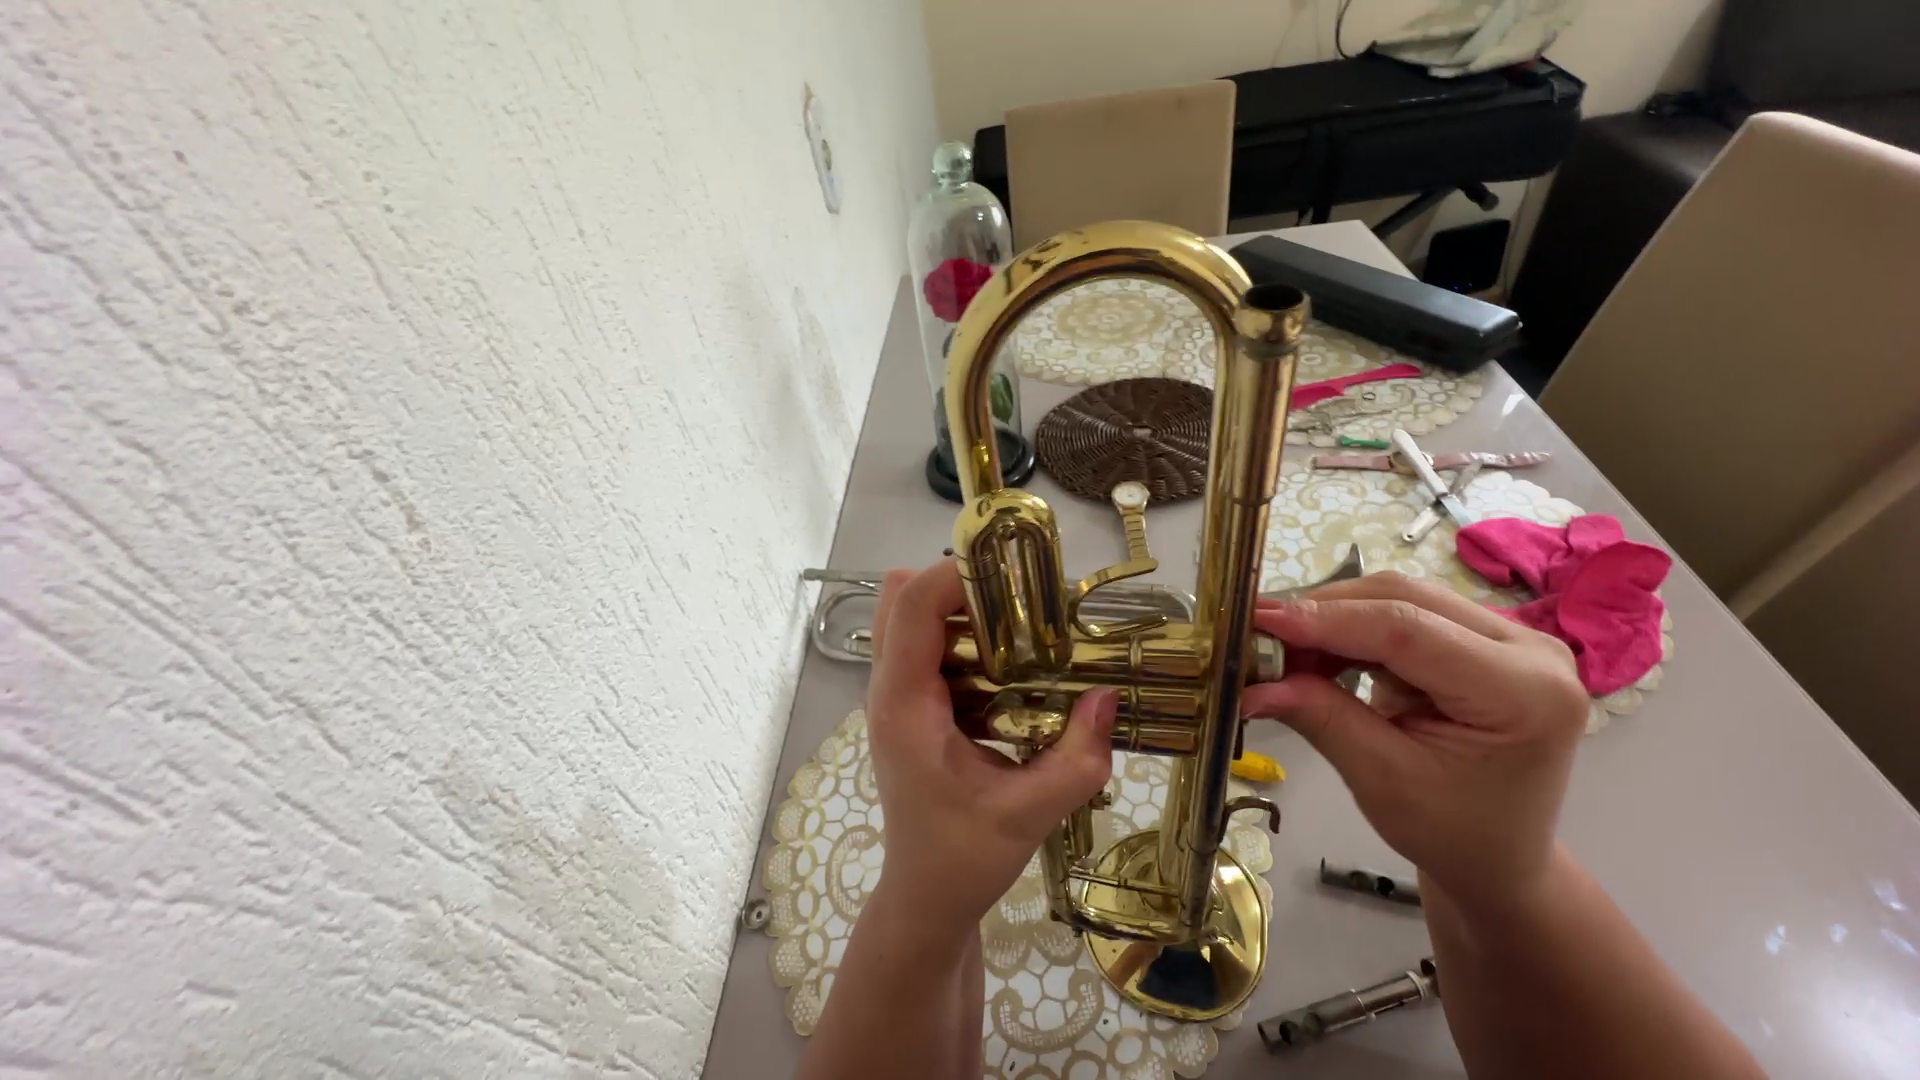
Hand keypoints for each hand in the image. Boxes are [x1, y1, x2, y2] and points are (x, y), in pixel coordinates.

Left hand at [865, 561, 1117, 931]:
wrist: (925, 898)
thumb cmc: (964, 861)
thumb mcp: (1028, 816)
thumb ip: (1076, 762)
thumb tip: (1108, 698)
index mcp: (904, 706)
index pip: (914, 604)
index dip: (960, 573)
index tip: (1022, 578)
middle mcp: (888, 690)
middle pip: (903, 596)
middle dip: (962, 585)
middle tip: (1023, 605)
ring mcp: (893, 696)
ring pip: (911, 616)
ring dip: (961, 609)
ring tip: (1020, 631)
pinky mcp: (908, 705)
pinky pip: (924, 644)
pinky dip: (960, 635)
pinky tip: (1008, 667)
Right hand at [1244, 572, 1589, 913]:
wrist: (1499, 856)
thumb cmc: (1450, 832)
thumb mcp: (1381, 780)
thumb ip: (1321, 718)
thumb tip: (1252, 684)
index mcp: (1523, 691)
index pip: (1408, 630)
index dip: (1327, 619)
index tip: (1259, 620)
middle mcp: (1530, 647)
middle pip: (1405, 600)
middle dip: (1324, 612)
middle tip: (1258, 634)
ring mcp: (1510, 637)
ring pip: (1401, 598)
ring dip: (1334, 617)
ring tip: (1281, 649)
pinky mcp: (1483, 638)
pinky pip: (1405, 613)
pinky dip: (1351, 630)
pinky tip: (1316, 653)